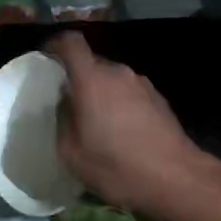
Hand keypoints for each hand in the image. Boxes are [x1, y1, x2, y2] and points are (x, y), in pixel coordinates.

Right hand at [45, 32, 204, 211]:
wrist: (175, 177)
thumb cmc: (117, 166)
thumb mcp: (71, 152)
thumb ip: (62, 118)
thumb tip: (65, 101)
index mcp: (93, 80)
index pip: (71, 42)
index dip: (56, 43)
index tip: (45, 56)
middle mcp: (119, 73)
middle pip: (92, 62)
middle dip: (77, 77)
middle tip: (68, 102)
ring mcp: (142, 83)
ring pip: (112, 78)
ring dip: (100, 92)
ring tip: (95, 121)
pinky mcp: (158, 97)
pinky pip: (129, 91)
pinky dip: (119, 101)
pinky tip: (121, 129)